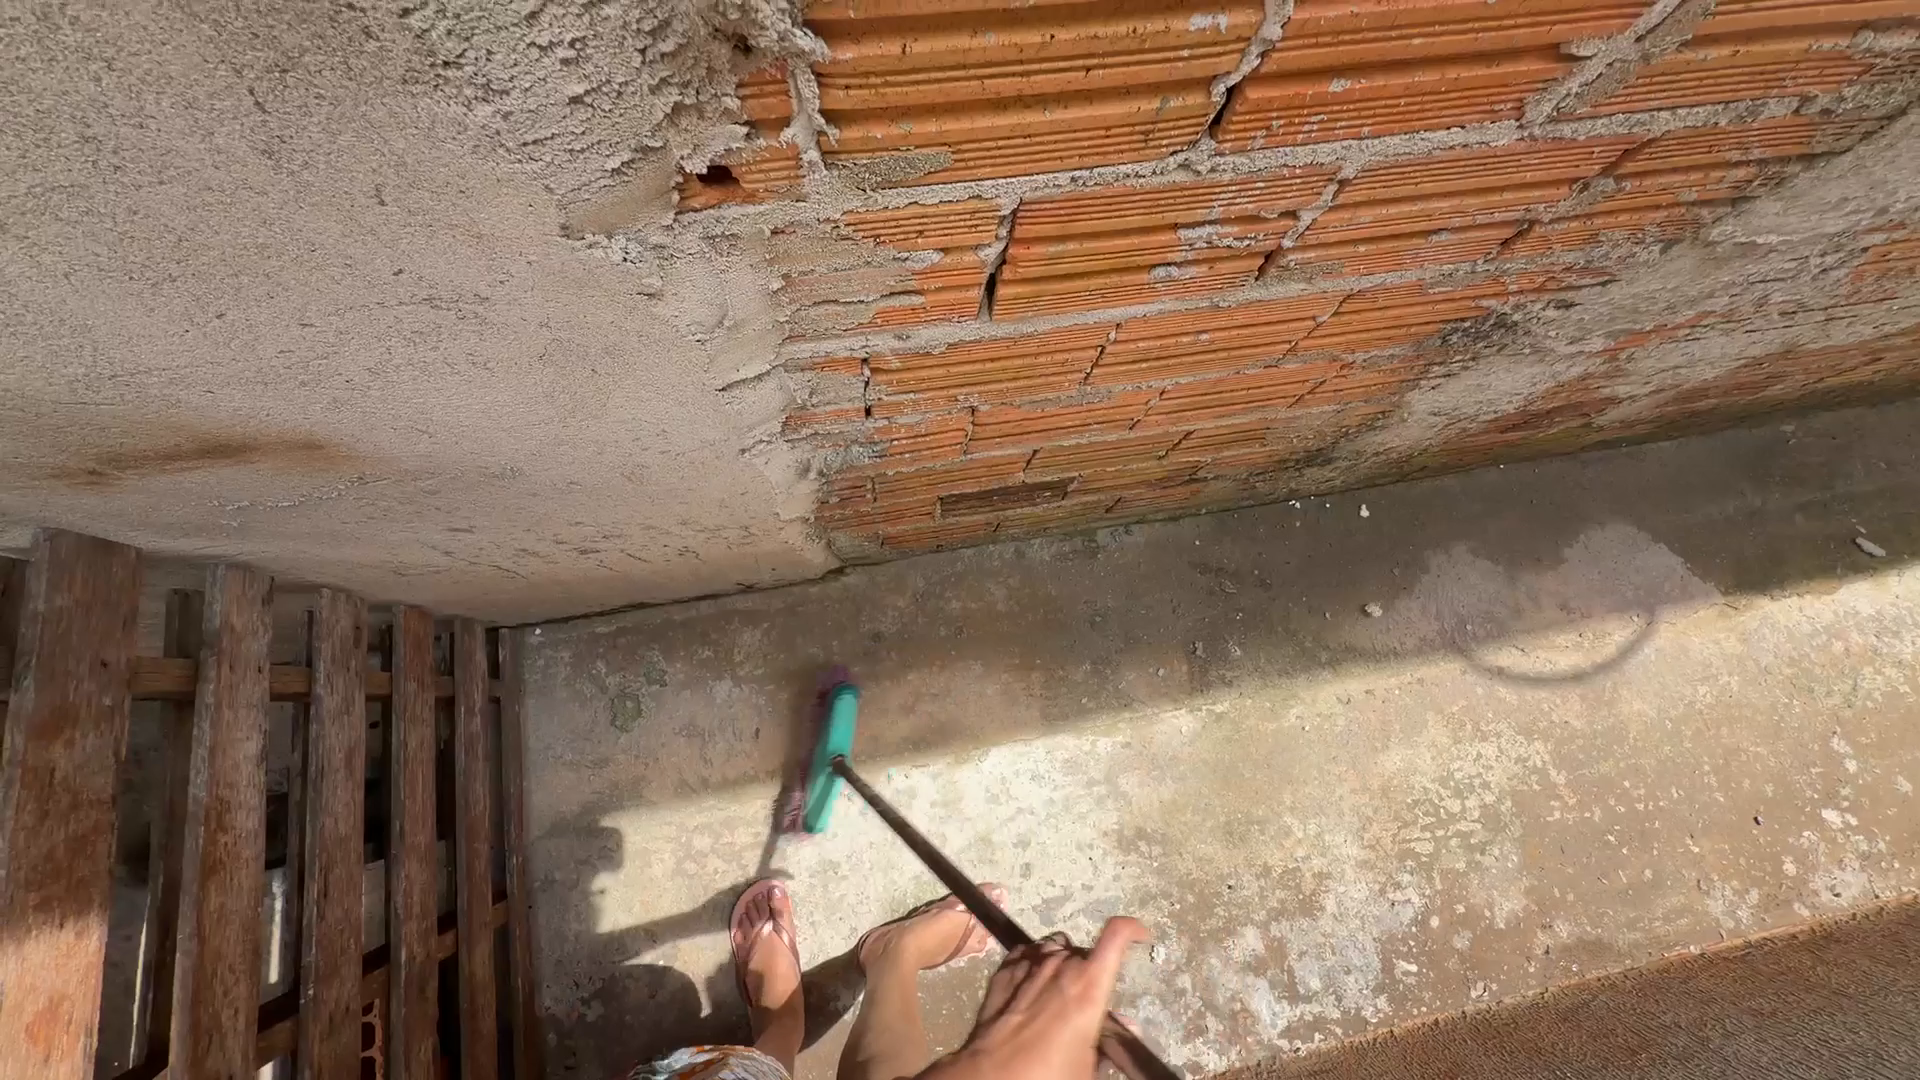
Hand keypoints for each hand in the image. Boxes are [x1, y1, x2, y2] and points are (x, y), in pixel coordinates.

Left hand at [918, 918, 1149, 1079]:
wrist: (993, 1077)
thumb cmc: (1049, 1075)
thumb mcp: (1089, 1066)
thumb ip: (1109, 1041)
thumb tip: (1129, 1026)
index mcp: (1088, 984)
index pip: (1116, 936)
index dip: (1132, 930)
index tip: (1140, 935)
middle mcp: (1060, 963)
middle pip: (1083, 952)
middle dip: (1090, 970)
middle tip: (1087, 1002)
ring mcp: (1030, 962)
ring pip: (1054, 948)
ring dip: (1062, 964)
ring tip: (1059, 995)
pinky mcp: (1004, 969)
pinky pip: (1027, 955)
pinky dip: (1035, 965)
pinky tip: (1032, 987)